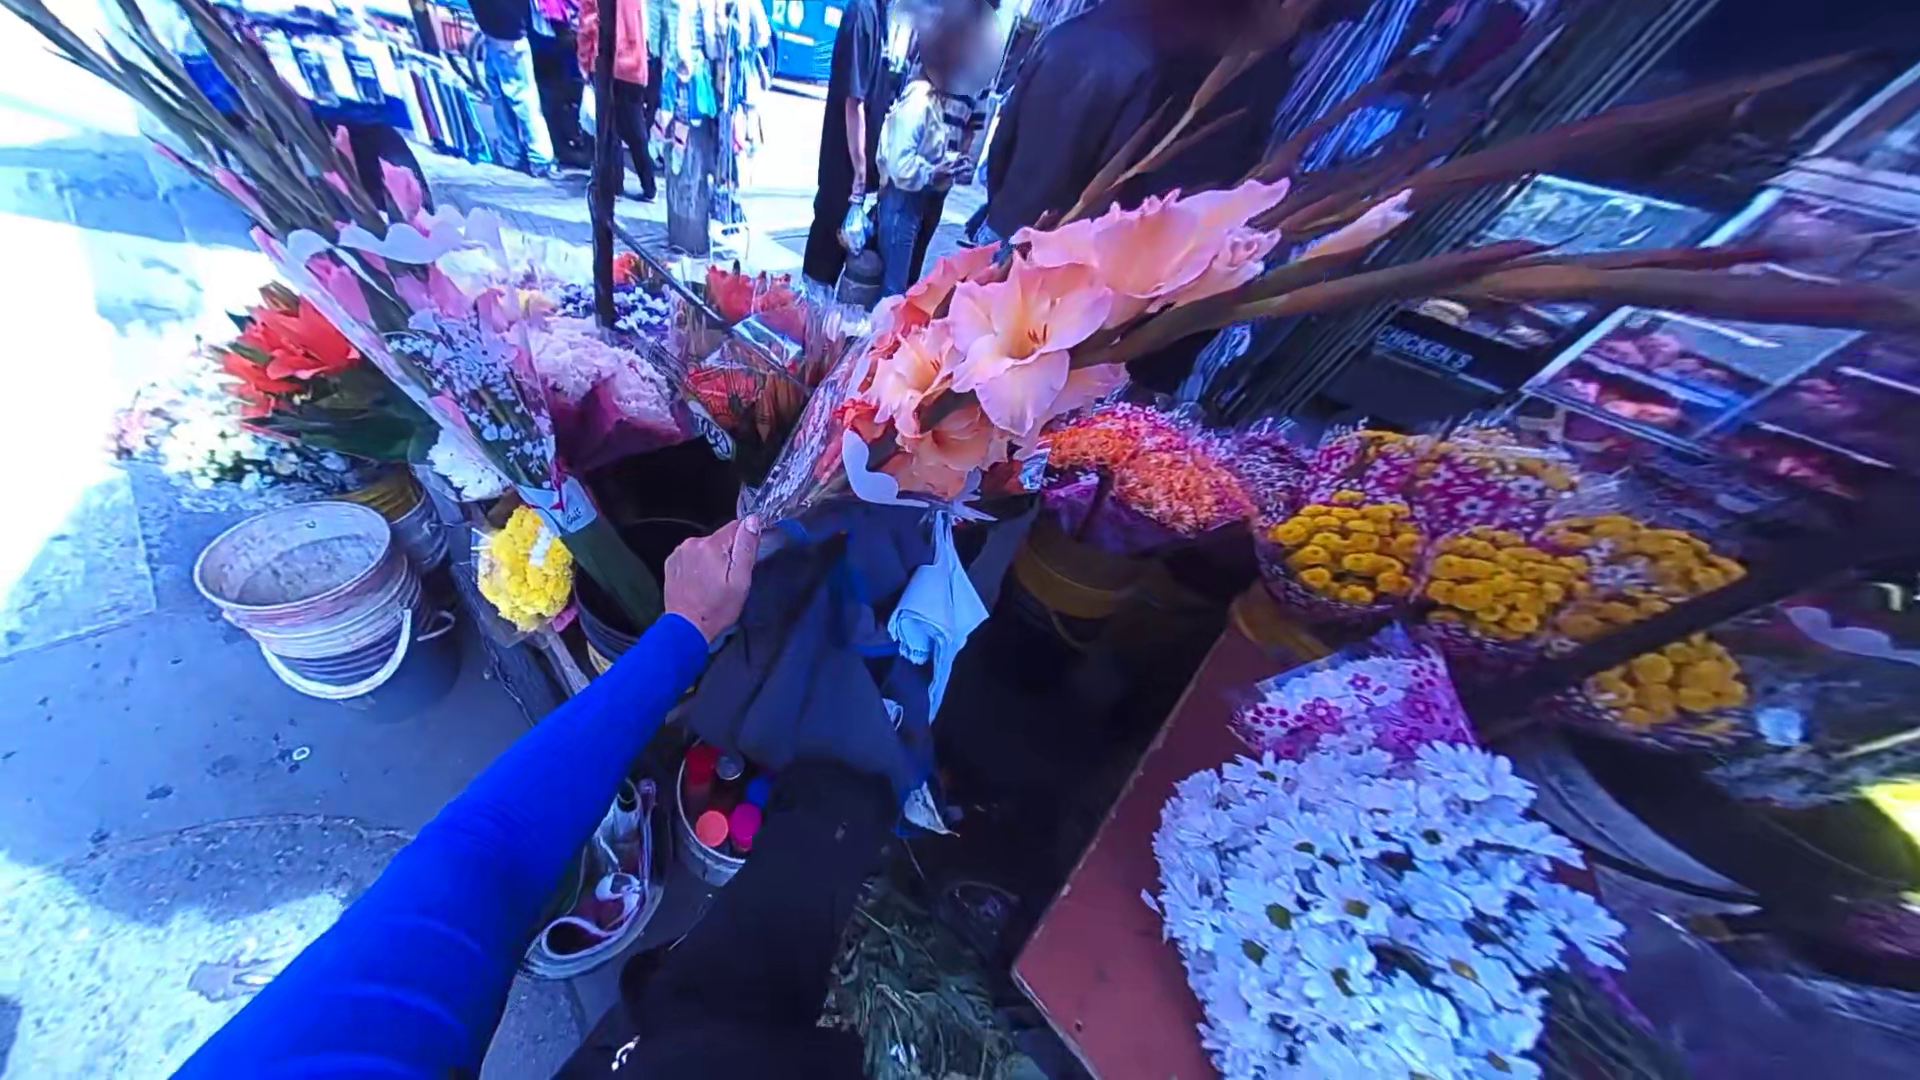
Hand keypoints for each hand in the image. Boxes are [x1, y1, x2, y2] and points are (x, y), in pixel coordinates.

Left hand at [662, 516, 761, 641]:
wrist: (686, 629)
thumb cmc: (718, 608)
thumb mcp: (740, 581)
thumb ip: (746, 548)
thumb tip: (752, 520)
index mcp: (710, 545)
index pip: (736, 526)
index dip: (746, 539)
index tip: (747, 557)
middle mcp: (691, 543)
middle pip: (720, 538)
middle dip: (728, 552)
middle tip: (731, 577)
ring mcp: (678, 553)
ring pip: (706, 547)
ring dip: (713, 558)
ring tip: (714, 581)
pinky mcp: (671, 563)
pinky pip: (693, 556)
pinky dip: (699, 564)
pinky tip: (701, 581)